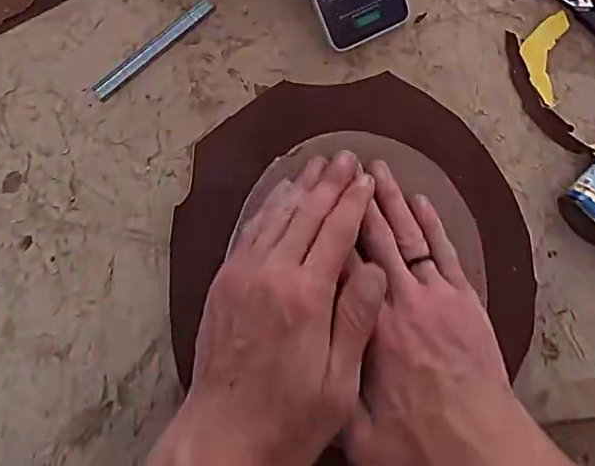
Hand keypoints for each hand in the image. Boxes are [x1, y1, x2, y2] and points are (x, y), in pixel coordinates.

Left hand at [151, 153, 385, 465]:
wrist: (217, 446)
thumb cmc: (286, 420)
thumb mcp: (337, 385)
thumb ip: (357, 320)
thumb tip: (378, 269)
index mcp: (305, 297)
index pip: (337, 231)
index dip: (354, 201)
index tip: (368, 179)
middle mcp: (272, 276)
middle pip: (307, 213)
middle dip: (331, 182)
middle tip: (347, 157)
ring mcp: (243, 276)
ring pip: (278, 214)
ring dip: (302, 186)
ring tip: (320, 164)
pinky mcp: (224, 283)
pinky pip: (251, 231)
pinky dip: (270, 205)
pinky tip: (282, 192)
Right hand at [342, 161, 570, 465]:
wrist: (477, 444)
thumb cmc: (417, 443)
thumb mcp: (358, 431)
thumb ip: (336, 383)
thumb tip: (312, 352)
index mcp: (374, 328)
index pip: (348, 265)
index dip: (336, 229)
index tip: (325, 200)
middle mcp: (405, 300)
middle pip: (379, 238)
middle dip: (363, 201)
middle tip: (352, 169)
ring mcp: (438, 294)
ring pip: (411, 235)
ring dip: (395, 201)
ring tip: (381, 172)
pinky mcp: (464, 297)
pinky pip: (444, 250)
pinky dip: (432, 223)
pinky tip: (421, 200)